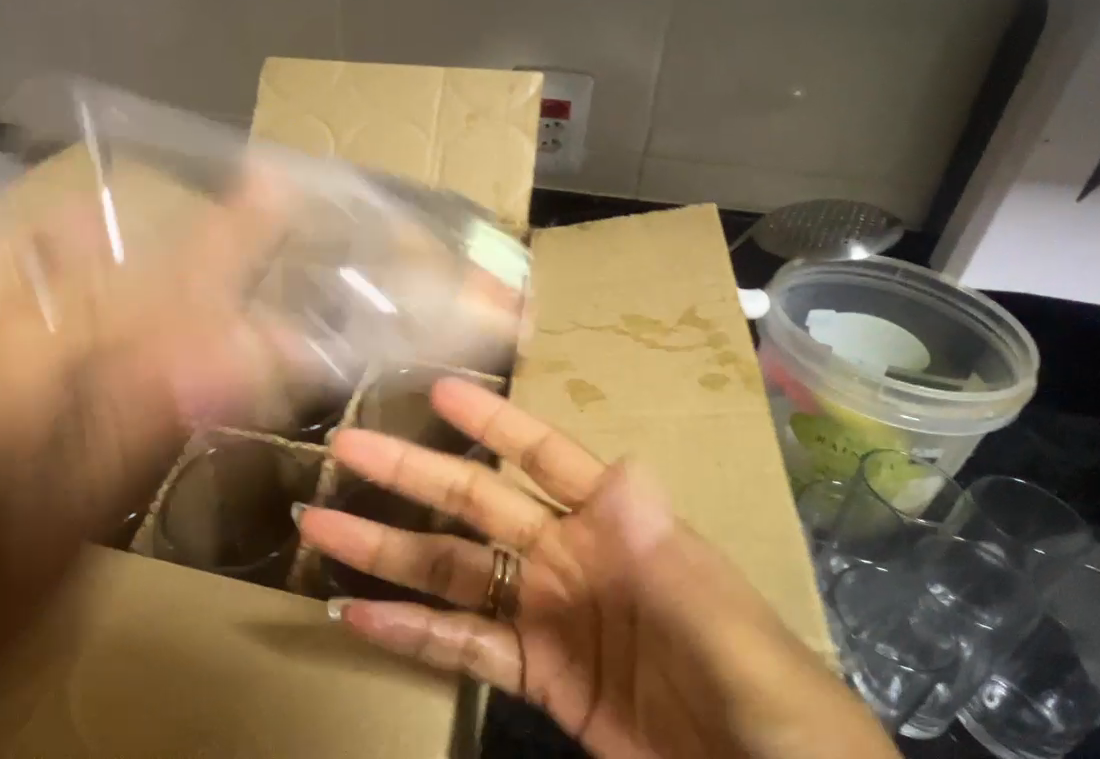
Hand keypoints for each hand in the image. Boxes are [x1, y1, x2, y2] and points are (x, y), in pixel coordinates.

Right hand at [299, 378, 896, 758]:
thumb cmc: (782, 711)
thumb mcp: (739, 645)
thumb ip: (676, 568)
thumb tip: (624, 471)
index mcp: (622, 534)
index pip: (546, 460)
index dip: (492, 421)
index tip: (435, 388)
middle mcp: (573, 562)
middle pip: (476, 507)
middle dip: (410, 477)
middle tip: (343, 447)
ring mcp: (550, 621)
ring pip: (454, 574)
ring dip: (387, 552)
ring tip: (318, 528)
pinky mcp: (539, 681)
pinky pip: (462, 650)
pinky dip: (408, 634)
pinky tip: (356, 617)